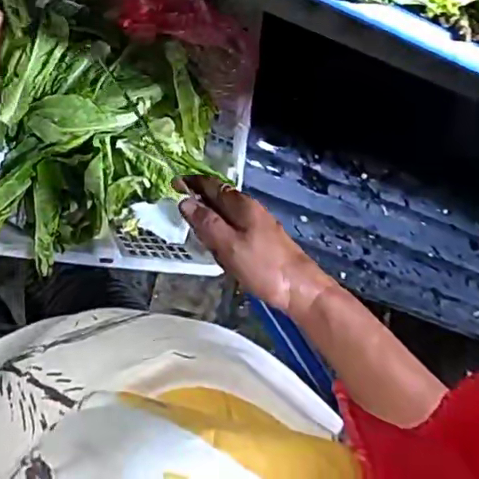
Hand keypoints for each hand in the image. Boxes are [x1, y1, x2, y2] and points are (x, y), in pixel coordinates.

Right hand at [178, 175, 334, 315]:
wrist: (306, 295)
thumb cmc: (265, 267)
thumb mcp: (228, 244)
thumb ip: (205, 222)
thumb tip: (184, 201)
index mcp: (241, 204)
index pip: (210, 184)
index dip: (190, 183)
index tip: (172, 186)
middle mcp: (251, 209)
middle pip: (218, 199)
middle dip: (199, 204)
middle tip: (183, 218)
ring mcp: (260, 226)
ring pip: (227, 216)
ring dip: (211, 222)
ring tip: (201, 239)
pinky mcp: (265, 242)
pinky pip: (236, 230)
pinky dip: (223, 234)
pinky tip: (222, 251)